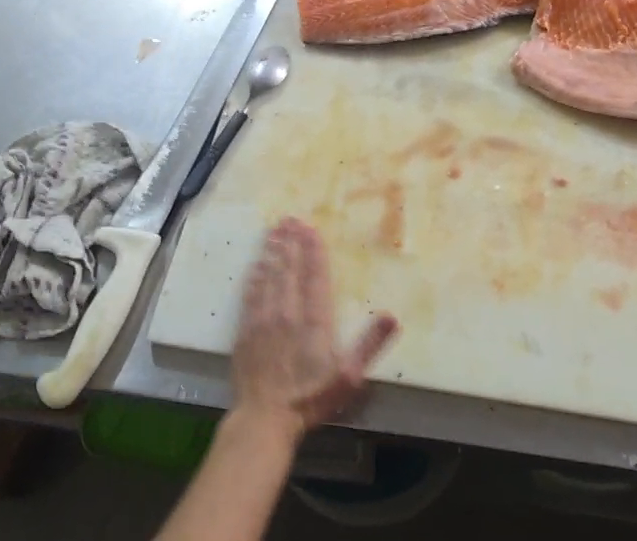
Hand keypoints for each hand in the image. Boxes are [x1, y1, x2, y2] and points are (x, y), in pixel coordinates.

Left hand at [231, 217, 397, 441]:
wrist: (265, 418)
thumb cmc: (311, 398)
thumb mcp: (349, 376)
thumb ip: (370, 344)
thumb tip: (391, 315)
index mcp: (314, 320)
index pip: (315, 276)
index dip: (313, 251)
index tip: (310, 229)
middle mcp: (287, 312)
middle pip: (289, 269)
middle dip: (290, 243)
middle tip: (289, 219)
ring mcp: (263, 320)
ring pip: (268, 277)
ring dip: (272, 253)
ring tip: (274, 232)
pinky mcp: (245, 331)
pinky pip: (250, 295)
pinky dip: (254, 276)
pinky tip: (256, 265)